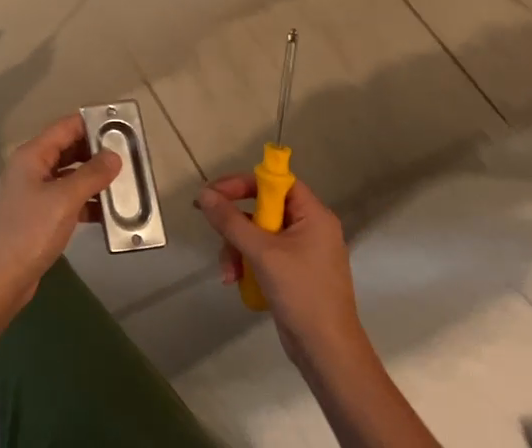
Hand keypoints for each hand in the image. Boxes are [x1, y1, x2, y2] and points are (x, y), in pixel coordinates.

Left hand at [0, 114, 121, 305]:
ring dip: (94, 178)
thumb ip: (91, 175)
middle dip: (97, 152)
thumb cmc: (32, 230)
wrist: (4, 275)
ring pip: (69, 176)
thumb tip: (114, 155)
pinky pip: (68, 199)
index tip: (121, 126)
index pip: (64, 127)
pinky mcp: (40, 214)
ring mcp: (34, 192)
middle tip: (130, 156)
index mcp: (32, 156)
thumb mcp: (65, 199)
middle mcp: (31, 168)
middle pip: (67, 150)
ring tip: (126, 182)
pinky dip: (87, 201)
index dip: (91, 124)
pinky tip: (110, 212)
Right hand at [195, 175, 364, 367]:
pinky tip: (235, 281)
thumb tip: (204, 194)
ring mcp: (302, 252)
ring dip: (236, 248)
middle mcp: (310, 229)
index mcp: (314, 216)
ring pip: (257, 234)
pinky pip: (262, 255)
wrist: (327, 350)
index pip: (277, 182)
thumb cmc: (301, 292)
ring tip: (227, 272)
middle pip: (263, 208)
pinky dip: (246, 263)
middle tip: (213, 229)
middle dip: (235, 225)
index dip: (245, 183)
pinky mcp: (293, 273)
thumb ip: (231, 221)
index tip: (215, 193)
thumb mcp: (261, 252)